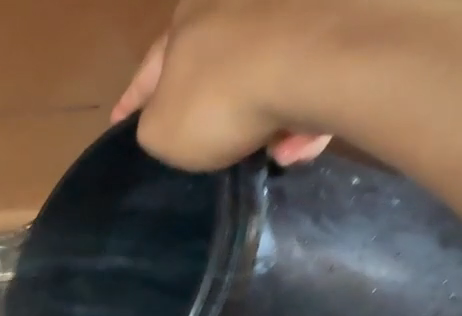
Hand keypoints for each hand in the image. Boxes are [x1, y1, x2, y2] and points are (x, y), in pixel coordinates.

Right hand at [111, 0, 352, 169]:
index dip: (132, 103)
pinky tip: (303, 141)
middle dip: (213, 115)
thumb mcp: (159, 132)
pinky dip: (306, 112)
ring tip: (275, 154)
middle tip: (209, 150)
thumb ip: (155, 127)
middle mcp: (238, 2)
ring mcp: (294, 9)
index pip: (148, 71)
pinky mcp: (340, 23)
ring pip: (269, 80)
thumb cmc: (220, 99)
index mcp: (187, 20)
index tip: (121, 122)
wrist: (320, 64)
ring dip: (268, 122)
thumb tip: (174, 122)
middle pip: (215, 73)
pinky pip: (312, 79)